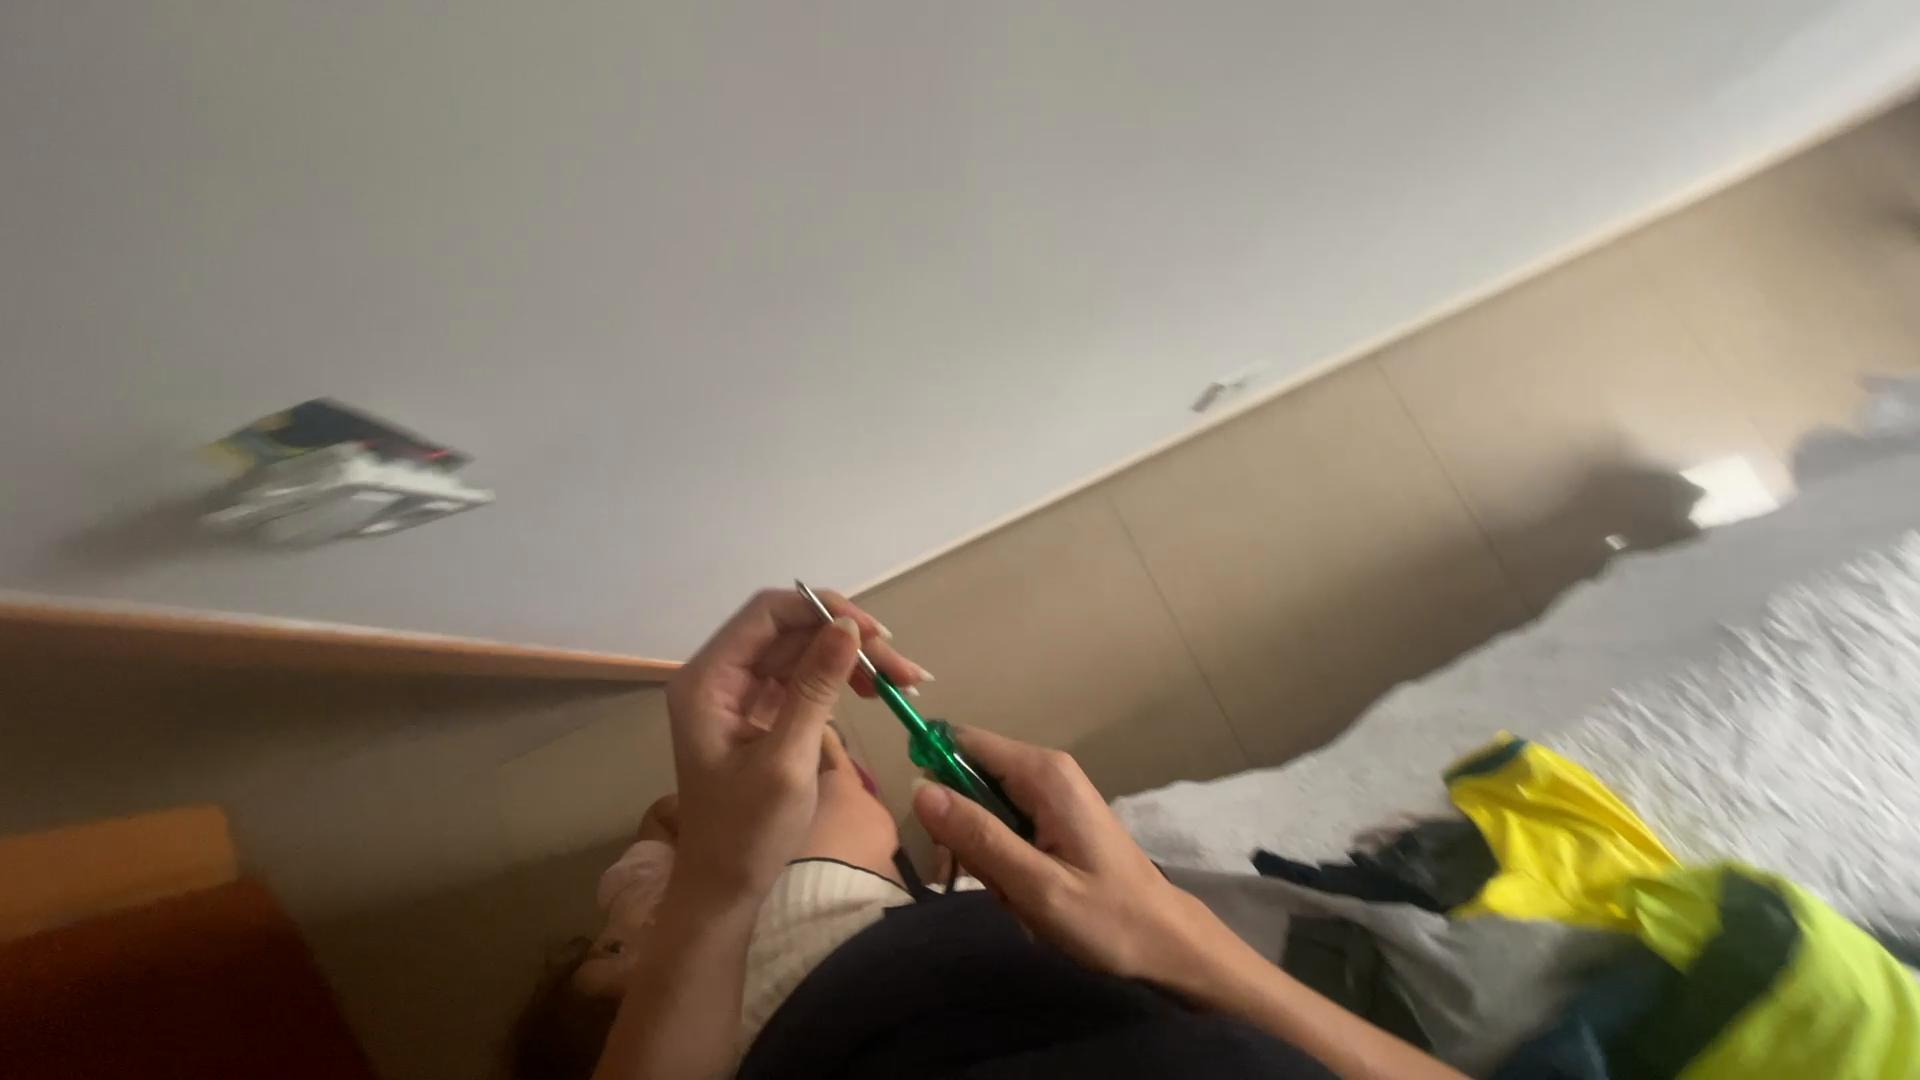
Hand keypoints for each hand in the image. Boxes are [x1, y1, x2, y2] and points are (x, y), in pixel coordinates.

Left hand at [665, 588, 922, 903]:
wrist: (725, 889)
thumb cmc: (747, 834)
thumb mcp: (787, 760)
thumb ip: (816, 689)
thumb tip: (849, 627)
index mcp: (708, 680)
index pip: (767, 613)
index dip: (822, 610)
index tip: (873, 633)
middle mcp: (722, 675)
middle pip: (793, 630)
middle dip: (849, 640)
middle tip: (902, 669)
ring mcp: (743, 691)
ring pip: (806, 650)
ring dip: (855, 659)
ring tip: (903, 681)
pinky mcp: (763, 708)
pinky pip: (807, 675)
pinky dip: (844, 679)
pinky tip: (877, 690)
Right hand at [910, 727, 1244, 988]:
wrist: (1166, 944)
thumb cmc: (1108, 919)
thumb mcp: (1036, 886)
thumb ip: (978, 836)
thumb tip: (918, 788)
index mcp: (1042, 773)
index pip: (962, 742)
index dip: (934, 775)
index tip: (932, 833)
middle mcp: (1044, 770)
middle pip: (967, 776)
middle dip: (962, 830)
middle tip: (986, 880)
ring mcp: (1050, 793)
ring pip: (981, 807)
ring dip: (982, 854)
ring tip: (1013, 894)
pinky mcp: (1052, 816)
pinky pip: (1002, 825)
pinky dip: (1000, 860)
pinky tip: (1023, 892)